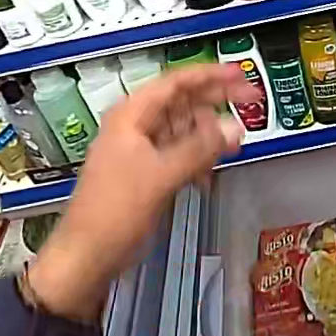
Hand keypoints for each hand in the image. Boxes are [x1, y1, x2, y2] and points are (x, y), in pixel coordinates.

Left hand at [23, 63, 256, 322]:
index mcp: (133, 114)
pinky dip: (197, 157)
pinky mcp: (146, 170)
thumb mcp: (162, 176)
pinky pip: (179, 151)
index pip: (177, 82)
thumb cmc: (116, 211)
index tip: (241, 74)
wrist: (84, 260)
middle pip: (184, 101)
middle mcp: (137, 124)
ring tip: (235, 143)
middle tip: (252, 101)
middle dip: (217, 101)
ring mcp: (141, 148)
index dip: (211, 75)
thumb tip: (236, 128)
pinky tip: (210, 173)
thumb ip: (201, 148)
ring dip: (209, 134)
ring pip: (184, 128)